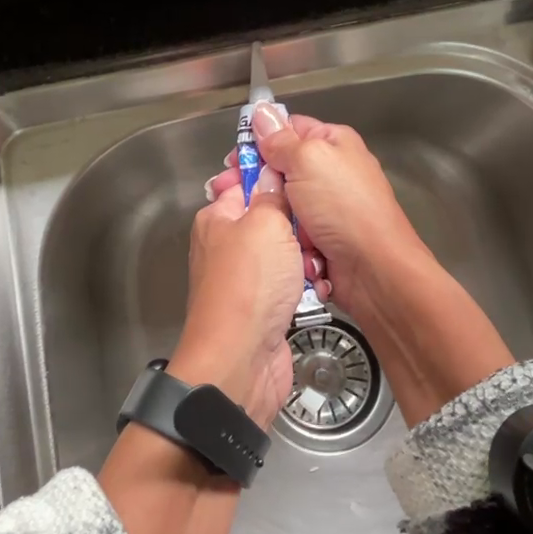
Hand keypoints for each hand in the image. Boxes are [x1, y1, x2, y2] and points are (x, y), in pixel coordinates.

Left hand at [173, 167, 306, 426]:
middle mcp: (227, 247)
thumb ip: (271, 197)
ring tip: (313, 268)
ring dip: (306, 260)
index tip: (298, 174)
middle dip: (298, 226)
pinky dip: (305, 288)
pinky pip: (291, 286)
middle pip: (271, 220)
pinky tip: (315, 291)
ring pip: (286, 254)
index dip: (270, 177)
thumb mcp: (265, 224)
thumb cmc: (247, 287)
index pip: (244, 183)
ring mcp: (245, 279)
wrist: (240, 359)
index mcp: (217, 219)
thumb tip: (271, 174)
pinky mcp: (262, 307)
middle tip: (309, 231)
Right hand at [209, 104, 427, 318]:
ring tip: (237, 216)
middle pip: (279, 168)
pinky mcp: (319, 236)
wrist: (373, 268)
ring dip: (262, 210)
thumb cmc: (343, 206)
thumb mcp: (308, 160)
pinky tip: (259, 238)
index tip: (232, 160)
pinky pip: (289, 229)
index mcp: (331, 142)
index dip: (258, 141)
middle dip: (252, 179)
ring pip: (280, 201)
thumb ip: (281, 139)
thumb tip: (261, 111)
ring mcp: (324, 206)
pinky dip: (278, 234)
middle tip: (224, 191)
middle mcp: (328, 171)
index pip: (286, 130)